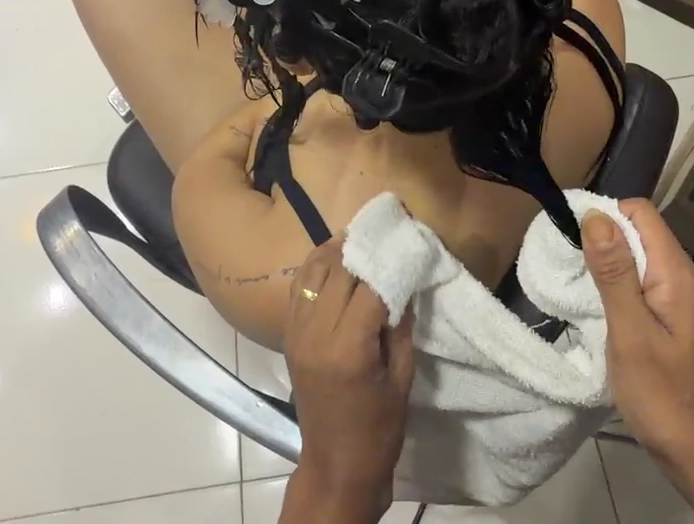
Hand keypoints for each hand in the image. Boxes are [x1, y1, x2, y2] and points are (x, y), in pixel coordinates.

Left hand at [283, 238, 415, 522]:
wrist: (335, 464)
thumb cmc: (379, 429)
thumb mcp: (402, 378)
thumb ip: (401, 325)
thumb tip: (404, 278)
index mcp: (348, 350)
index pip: (368, 286)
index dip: (387, 259)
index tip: (405, 239)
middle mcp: (315, 334)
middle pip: (338, 272)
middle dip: (363, 247)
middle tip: (384, 229)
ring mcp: (296, 332)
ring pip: (313, 271)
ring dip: (336, 249)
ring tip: (359, 235)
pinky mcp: (288, 334)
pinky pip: (298, 286)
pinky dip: (316, 265)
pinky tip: (334, 255)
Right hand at [583, 202, 693, 475]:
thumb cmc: (665, 398)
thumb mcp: (631, 333)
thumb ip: (614, 273)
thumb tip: (595, 215)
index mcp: (676, 274)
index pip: (640, 213)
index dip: (604, 216)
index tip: (571, 240)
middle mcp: (683, 279)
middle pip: (639, 232)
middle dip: (602, 240)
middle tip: (569, 269)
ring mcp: (681, 302)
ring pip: (639, 260)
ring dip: (607, 266)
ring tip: (578, 291)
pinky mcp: (674, 322)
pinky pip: (642, 285)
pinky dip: (617, 289)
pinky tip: (600, 313)